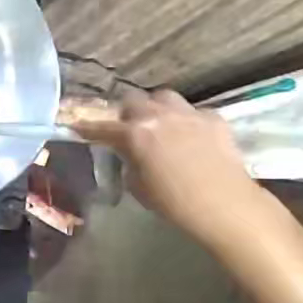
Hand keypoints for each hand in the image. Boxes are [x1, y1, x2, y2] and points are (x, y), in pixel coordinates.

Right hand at [69, 89, 270, 244]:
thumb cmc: (175, 204)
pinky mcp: (213, 118)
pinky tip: (192, 138)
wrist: (225, 204)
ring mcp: (189, 113)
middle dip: (126, 113)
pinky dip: (187, 122)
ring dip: (156, 109)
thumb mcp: (139, 188)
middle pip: (133, 100)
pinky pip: (193, 113)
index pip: (103, 127)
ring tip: (160, 125)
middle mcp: (159, 115)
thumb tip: (131, 155)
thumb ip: (130, 163)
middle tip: (128, 129)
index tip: (78, 126)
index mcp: (135, 134)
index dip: (88, 128)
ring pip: (164, 98)